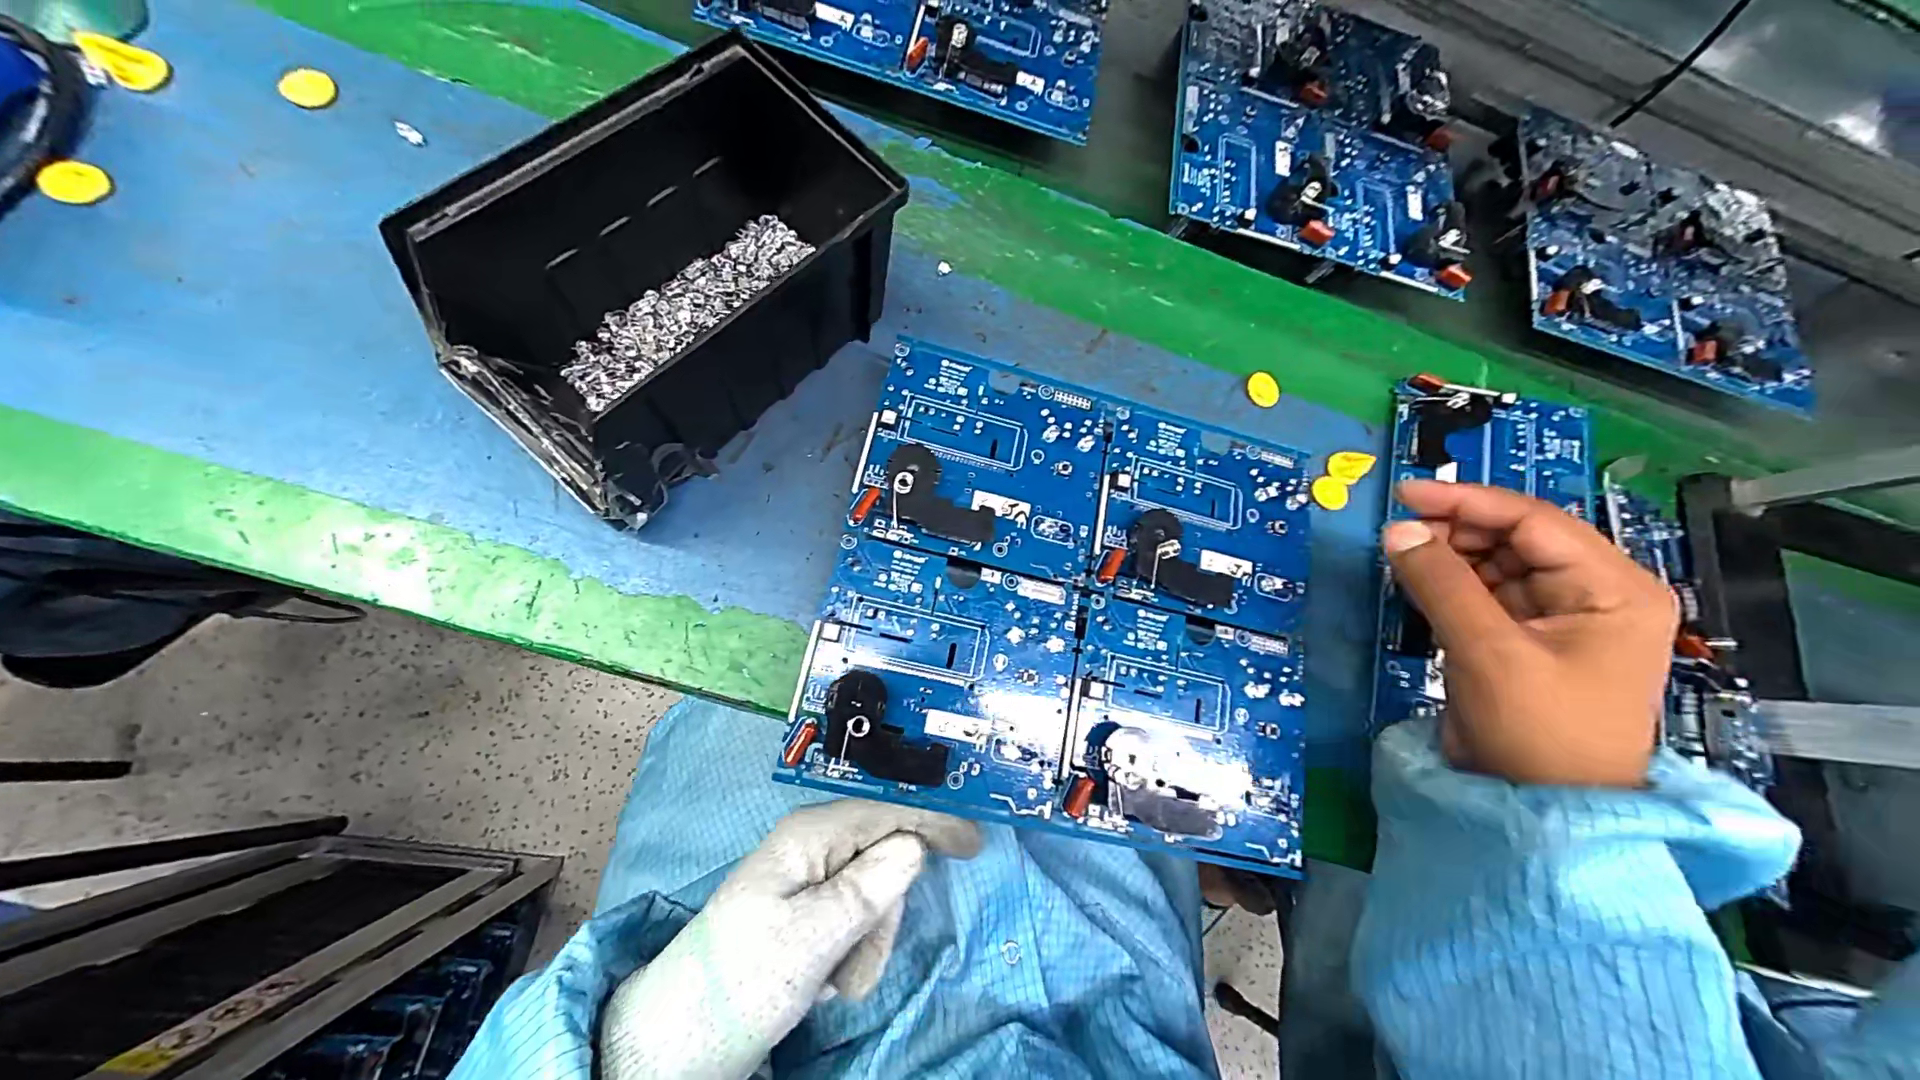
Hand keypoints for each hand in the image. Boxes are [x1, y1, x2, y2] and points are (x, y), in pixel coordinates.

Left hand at [598, 799, 981, 1079]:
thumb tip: (914, 845)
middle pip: (884, 859)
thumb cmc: (741, 982)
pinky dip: (852, 953)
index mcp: (809, 836)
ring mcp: (809, 879)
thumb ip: (867, 889)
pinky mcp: (807, 910)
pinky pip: (855, 920)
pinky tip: (825, 981)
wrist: (678, 1039)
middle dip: (882, 917)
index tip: (975, 842)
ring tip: (832, 983)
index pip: (886, 813)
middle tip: (854, 966)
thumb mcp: (810, 939)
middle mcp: (811, 846)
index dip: (933, 822)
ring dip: (866, 944)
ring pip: (874, 896)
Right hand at [1382, 479, 1676, 787]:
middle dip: (1457, 531)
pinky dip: (1448, 584)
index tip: (1407, 494)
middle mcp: (1592, 594)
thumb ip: (1441, 582)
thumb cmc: (1538, 730)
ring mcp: (1558, 617)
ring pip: (1495, 564)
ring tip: (1403, 558)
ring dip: (1449, 557)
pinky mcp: (1524, 639)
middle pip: (1516, 538)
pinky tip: (1418, 583)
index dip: (1467, 501)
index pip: (1535, 521)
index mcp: (1612, 588)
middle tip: (1399, 534)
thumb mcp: (1488, 650)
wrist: (1546, 809)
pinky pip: (1483, 593)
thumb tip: (1399, 530)